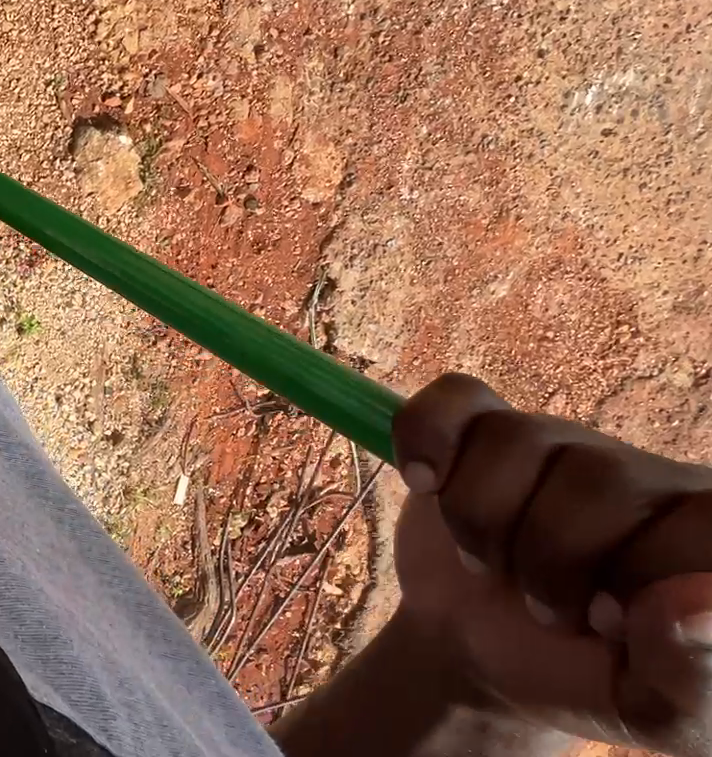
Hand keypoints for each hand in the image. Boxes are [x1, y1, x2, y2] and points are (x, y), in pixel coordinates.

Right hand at [391, 373, 711, 754]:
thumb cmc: (581, 678)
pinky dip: (426, 436)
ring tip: (486, 561)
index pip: (701, 522)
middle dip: (543, 554)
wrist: (474, 644)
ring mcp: (558, 442)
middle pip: (594, 477)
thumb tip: (694, 599)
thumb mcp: (654, 710)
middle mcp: (649, 477)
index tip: (608, 622)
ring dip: (476, 515)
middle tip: (542, 604)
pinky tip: (423, 481)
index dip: (641, 570)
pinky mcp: (476, 426)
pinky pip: (454, 397)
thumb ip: (695, 676)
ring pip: (514, 438)